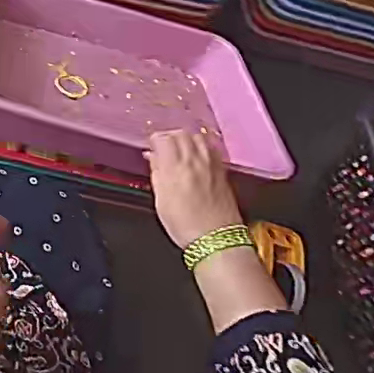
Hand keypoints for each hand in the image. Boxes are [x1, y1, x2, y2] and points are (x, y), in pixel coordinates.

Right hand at [147, 129, 244, 247]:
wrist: (215, 238)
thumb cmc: (187, 225)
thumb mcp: (161, 200)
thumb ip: (157, 174)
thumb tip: (153, 158)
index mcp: (175, 168)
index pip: (163, 139)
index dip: (155, 140)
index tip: (151, 147)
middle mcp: (194, 161)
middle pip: (181, 134)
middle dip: (169, 137)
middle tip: (163, 147)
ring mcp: (210, 164)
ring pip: (197, 137)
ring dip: (186, 139)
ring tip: (180, 149)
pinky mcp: (222, 170)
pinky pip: (210, 147)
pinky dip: (201, 146)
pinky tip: (197, 154)